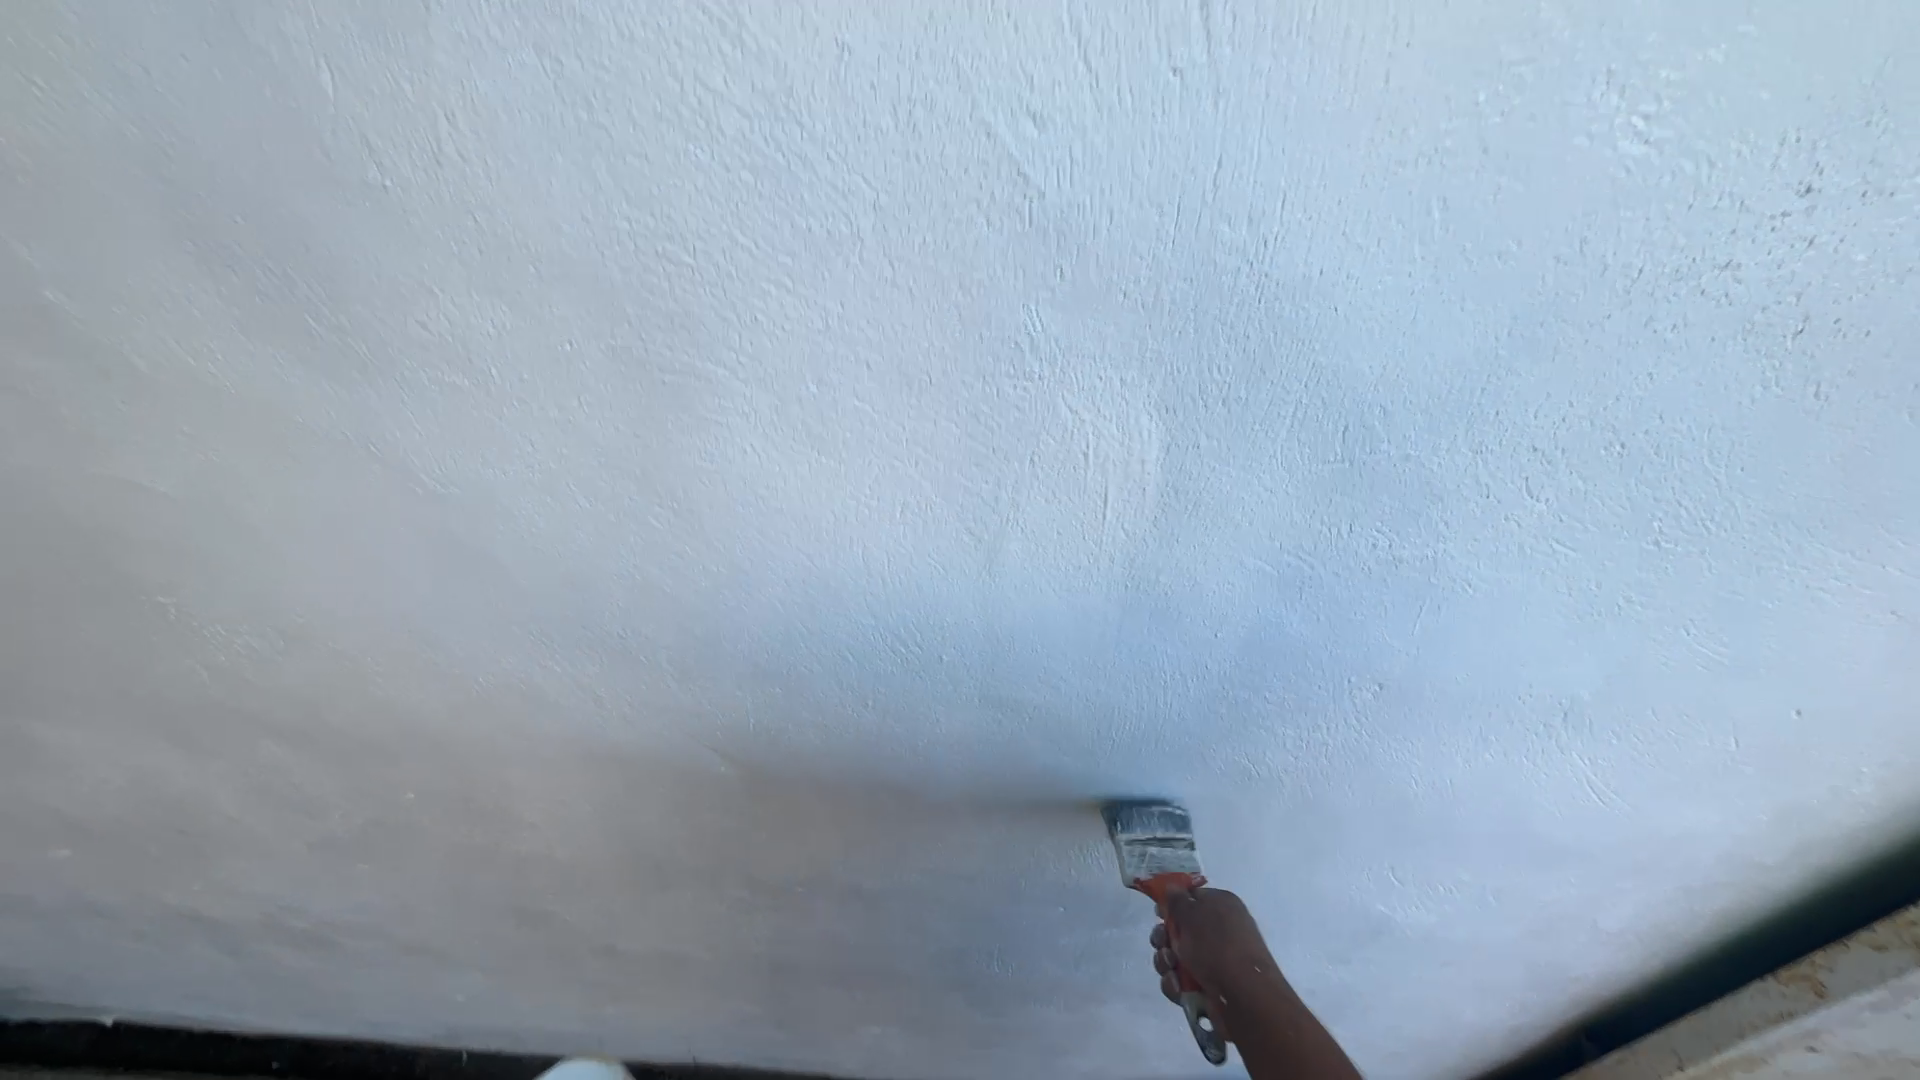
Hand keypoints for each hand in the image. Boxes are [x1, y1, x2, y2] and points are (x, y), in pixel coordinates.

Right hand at [1150, 886, 1282, 1009]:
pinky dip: (1176, 984)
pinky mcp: (1209, 987)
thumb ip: (1177, 900)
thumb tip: (1172, 887)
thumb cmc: (1217, 947)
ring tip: (1171, 969)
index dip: (1173, 904)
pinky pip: (1182, 981)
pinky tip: (1178, 987)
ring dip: (1166, 962)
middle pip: (1179, 929)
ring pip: (1176, 956)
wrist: (1245, 998)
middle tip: (1163, 944)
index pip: (1192, 897)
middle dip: (1164, 938)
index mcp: (1221, 906)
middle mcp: (1219, 931)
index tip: (1159, 913)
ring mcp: (1215, 961)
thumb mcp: (1192, 915)